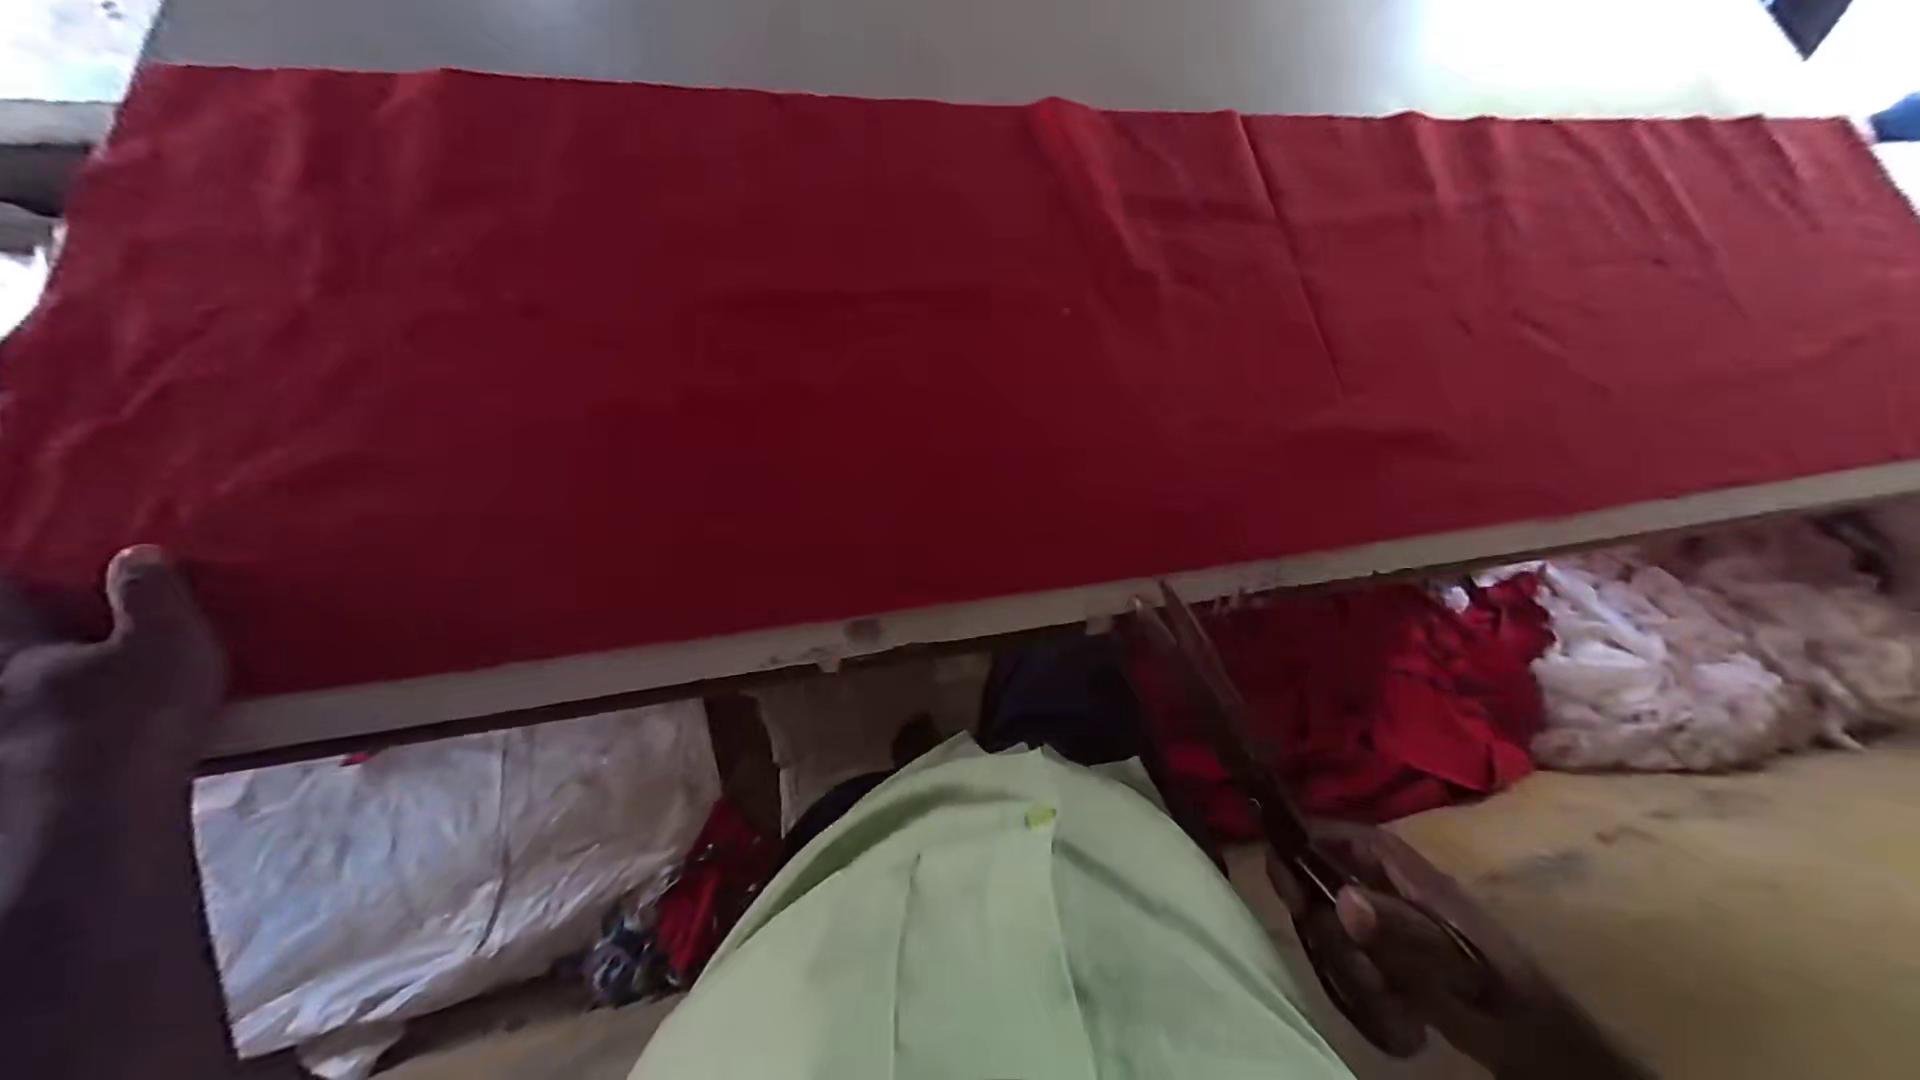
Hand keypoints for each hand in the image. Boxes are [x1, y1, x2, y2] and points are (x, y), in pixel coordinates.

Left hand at [0, 546, 225, 767]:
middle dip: (31, 636)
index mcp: (12, 651)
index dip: (19, 579)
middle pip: (7, 652)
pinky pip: (25, 743)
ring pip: (17, 701)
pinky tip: (79, 737)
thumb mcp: (167, 644)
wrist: (94, 816)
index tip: (36, 569)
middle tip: (69, 634)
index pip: (3, 597)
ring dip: (38, 692)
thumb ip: (151, 596)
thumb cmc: (132, 715)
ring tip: (78, 687)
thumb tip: (135, 553)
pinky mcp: (15, 778)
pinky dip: (43, 734)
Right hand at [1270, 822, 1652, 1078]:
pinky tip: (1398, 1018)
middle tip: (1363, 972)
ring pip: (1331, 930)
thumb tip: (1344, 900)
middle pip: (1321, 887)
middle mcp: (1384, 886)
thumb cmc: (1504, 993)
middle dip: (1331, 935)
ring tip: (1391, 1003)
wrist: (1547, 1046)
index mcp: (1401, 868)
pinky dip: (1363, 994)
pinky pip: (1348, 963)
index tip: (1289, 890)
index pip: (1334, 835)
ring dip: (1349, 971)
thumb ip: (1402, 930)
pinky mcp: (1386, 959)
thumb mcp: (1459, 963)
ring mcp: (1384, 924)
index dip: (1301, 850)